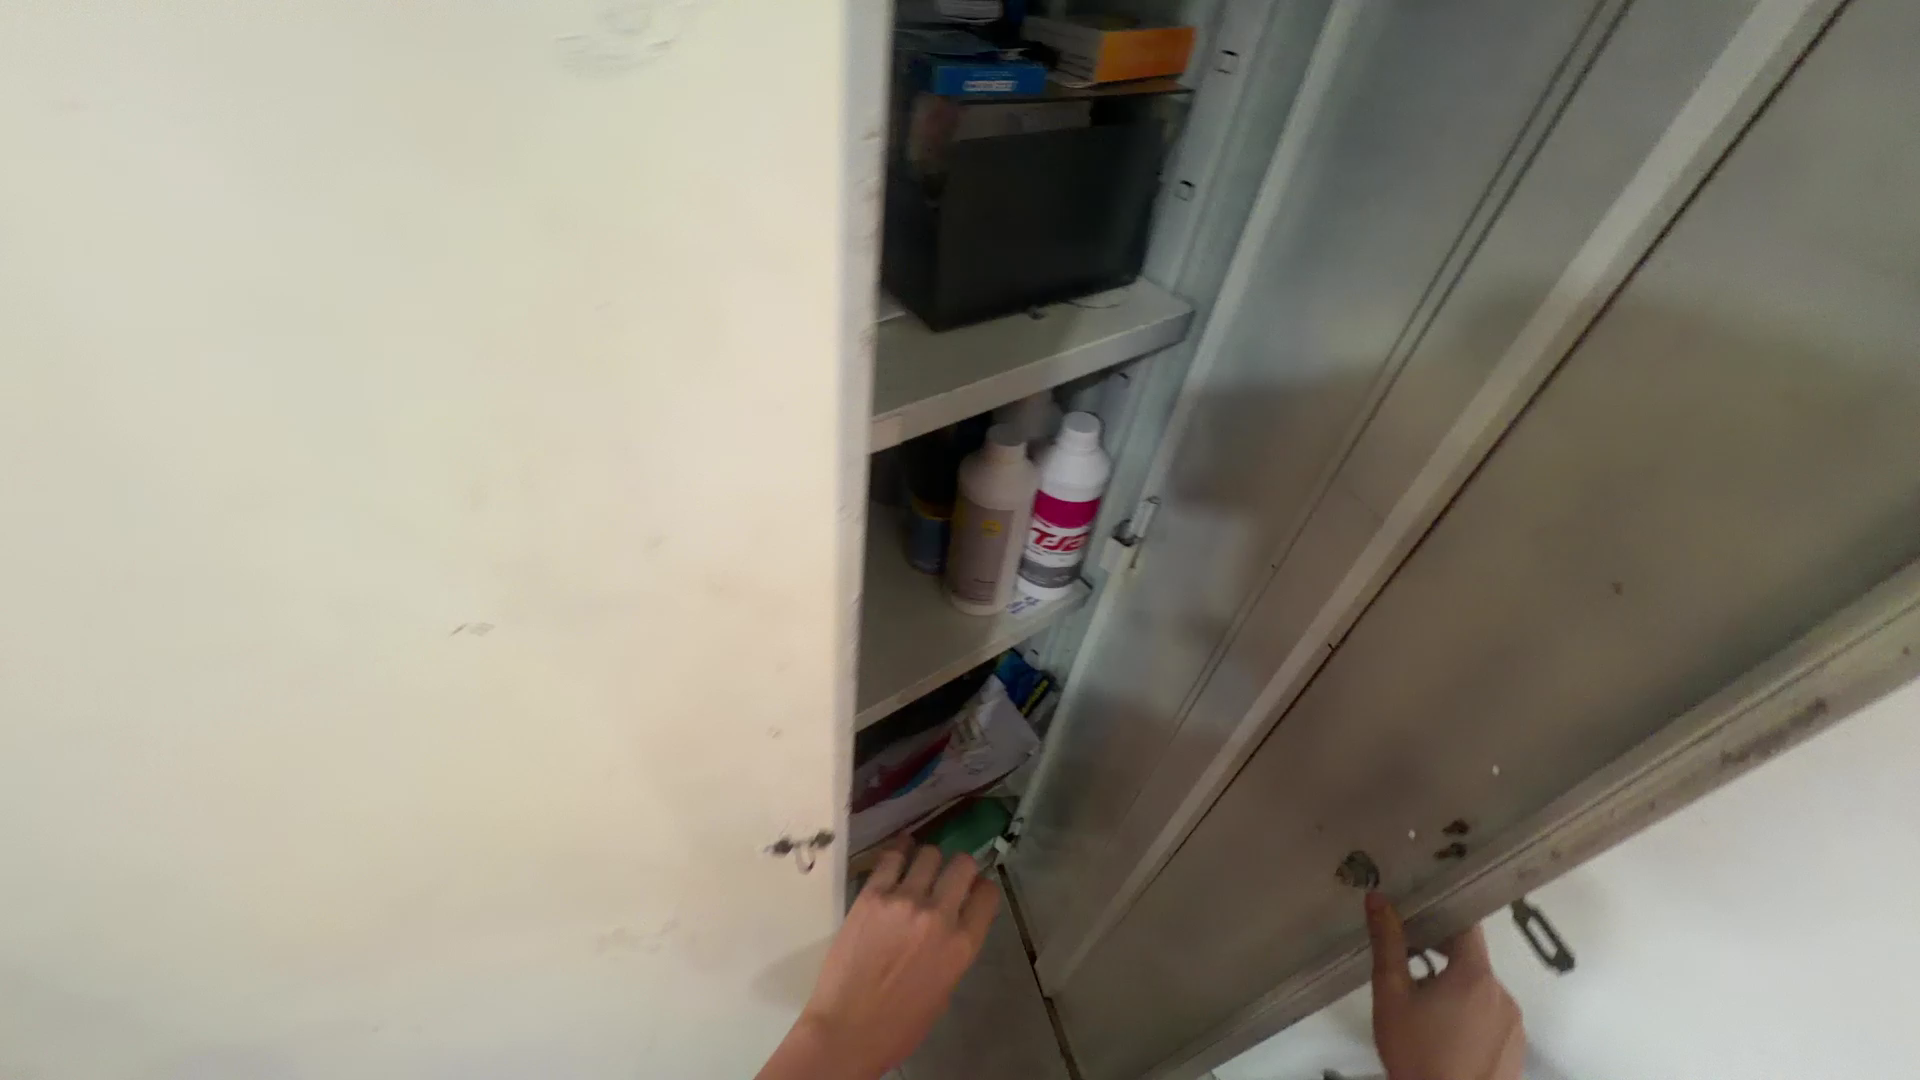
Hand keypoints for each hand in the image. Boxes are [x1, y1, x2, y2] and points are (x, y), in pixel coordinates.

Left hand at [757, 845, 1000, 1079]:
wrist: (846, 1030)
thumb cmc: (899, 1025)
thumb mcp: (944, 990)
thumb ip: (953, 950)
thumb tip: (953, 922)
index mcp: (961, 946)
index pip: (987, 895)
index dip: (982, 888)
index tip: (973, 889)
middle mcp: (938, 916)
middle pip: (963, 865)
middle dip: (961, 867)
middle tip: (948, 876)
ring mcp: (905, 901)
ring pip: (930, 853)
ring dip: (929, 860)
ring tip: (920, 868)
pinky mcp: (873, 894)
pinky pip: (892, 856)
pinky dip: (900, 851)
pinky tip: (900, 853)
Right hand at [1364, 892, 1523, 1079]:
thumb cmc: (1415, 1051)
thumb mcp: (1390, 993)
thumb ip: (1387, 942)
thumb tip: (1378, 897)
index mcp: (1476, 977)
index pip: (1466, 926)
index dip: (1440, 914)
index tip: (1412, 913)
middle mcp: (1504, 996)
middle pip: (1470, 958)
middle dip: (1436, 953)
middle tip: (1402, 960)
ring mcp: (1514, 1027)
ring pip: (1478, 989)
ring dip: (1450, 984)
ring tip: (1418, 1003)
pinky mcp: (1516, 1052)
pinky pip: (1489, 1015)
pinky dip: (1465, 1011)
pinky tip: (1439, 1031)